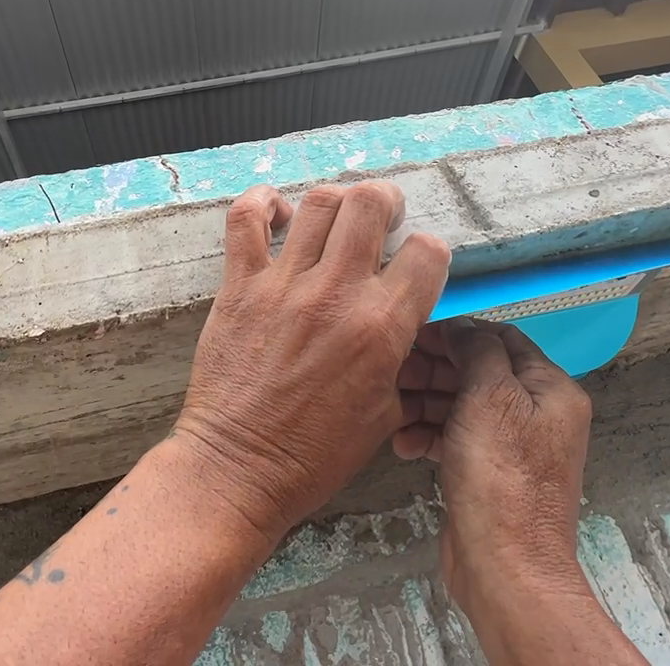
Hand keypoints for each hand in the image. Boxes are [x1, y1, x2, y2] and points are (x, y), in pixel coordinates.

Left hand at [171, 182, 452, 543]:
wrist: (240, 468)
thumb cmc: (316, 453)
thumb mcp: (386, 413)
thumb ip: (402, 359)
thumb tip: (407, 325)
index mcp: (382, 327)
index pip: (427, 251)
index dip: (428, 251)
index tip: (415, 262)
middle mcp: (337, 294)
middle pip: (370, 203)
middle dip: (385, 200)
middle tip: (382, 216)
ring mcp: (284, 285)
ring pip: (318, 203)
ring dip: (335, 201)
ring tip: (336, 217)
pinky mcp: (240, 286)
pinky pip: (246, 219)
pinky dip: (262, 203)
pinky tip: (277, 212)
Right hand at [401, 319, 594, 618]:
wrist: (506, 568)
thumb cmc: (500, 474)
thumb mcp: (490, 395)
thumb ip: (477, 348)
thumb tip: (462, 326)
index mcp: (550, 388)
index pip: (500, 337)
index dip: (456, 332)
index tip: (415, 335)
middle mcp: (537, 413)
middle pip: (478, 370)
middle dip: (434, 368)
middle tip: (395, 372)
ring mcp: (513, 446)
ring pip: (462, 404)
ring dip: (425, 402)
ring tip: (393, 409)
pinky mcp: (489, 474)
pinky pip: (456, 437)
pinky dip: (429, 434)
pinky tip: (404, 444)